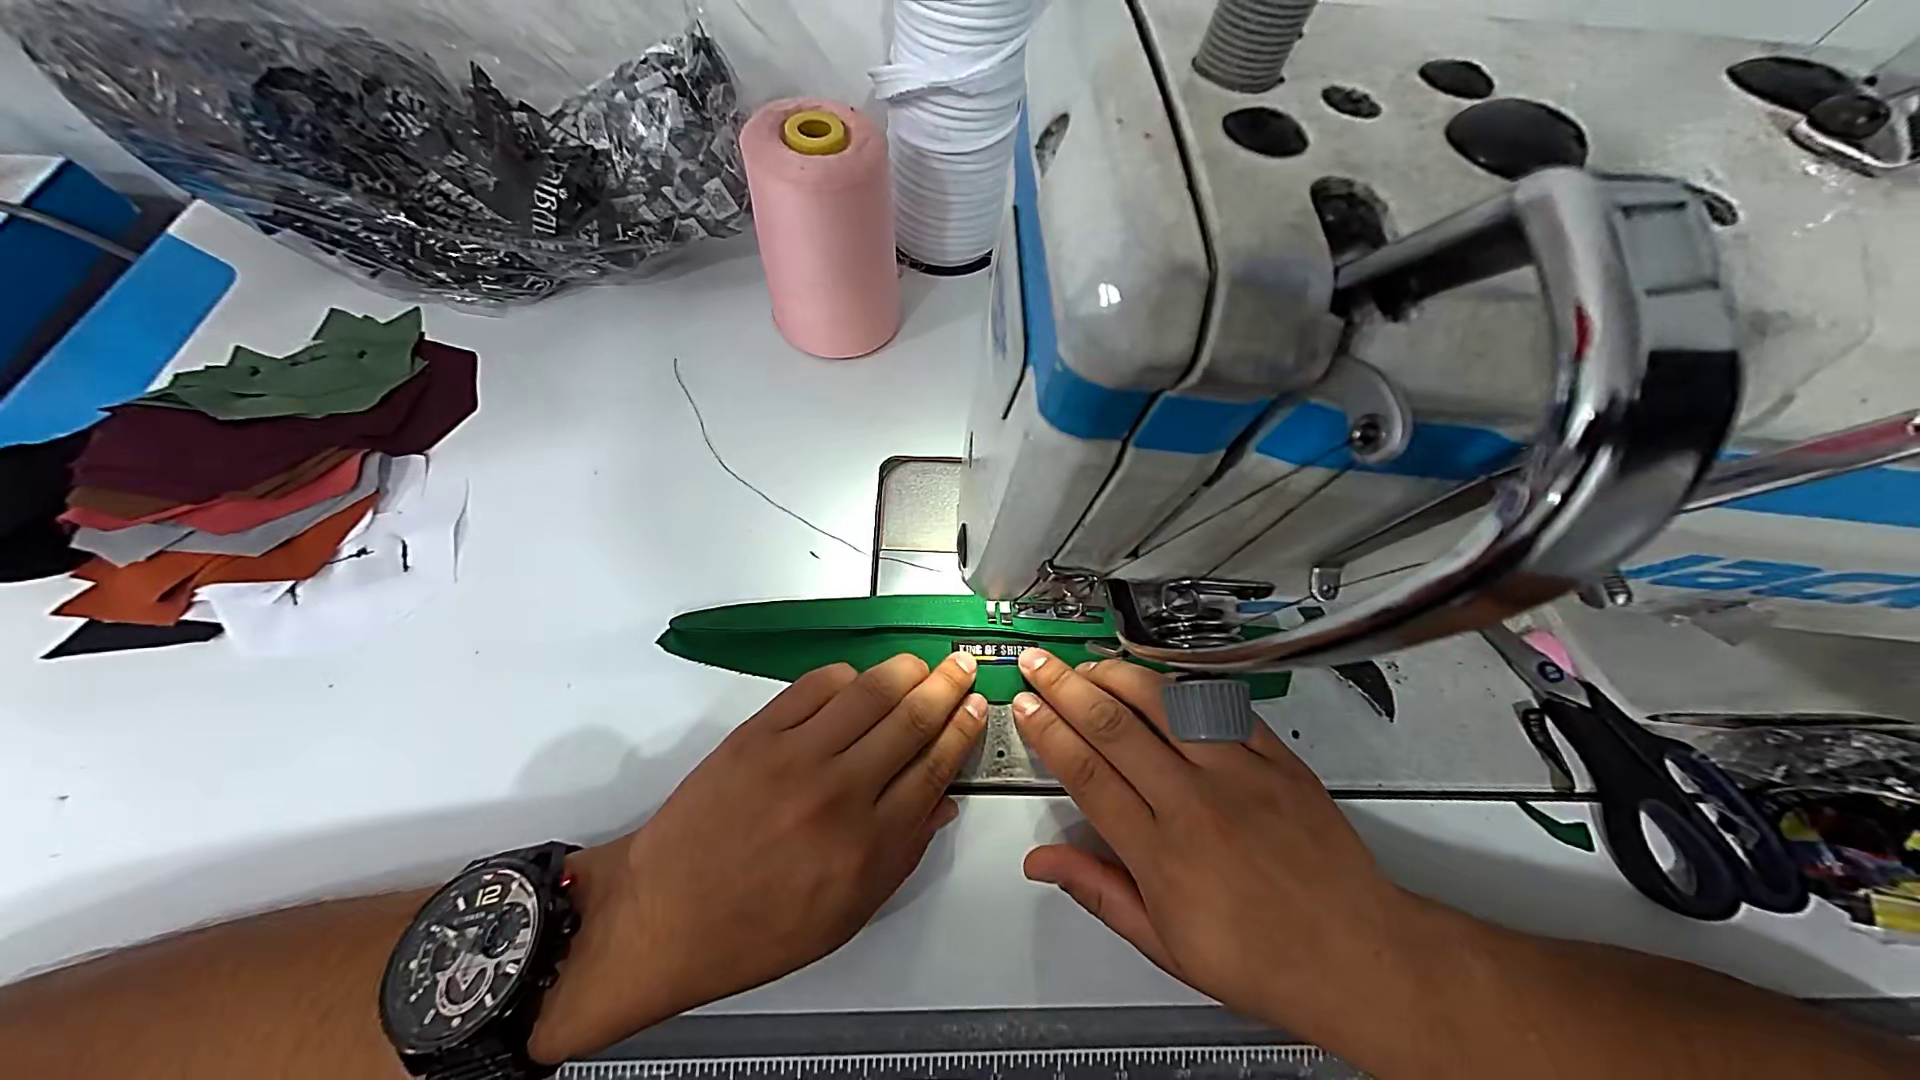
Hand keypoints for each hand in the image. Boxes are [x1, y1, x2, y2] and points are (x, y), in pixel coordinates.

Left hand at [529, 653, 986, 1061]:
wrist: (664, 915)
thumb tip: (943, 801)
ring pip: (869, 692)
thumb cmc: (758, 927)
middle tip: (963, 667)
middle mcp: (839, 793)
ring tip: (923, 663)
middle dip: (946, 686)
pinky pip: (813, 686)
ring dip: (905, 669)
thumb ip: (904, 853)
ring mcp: (795, 757)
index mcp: (867, 844)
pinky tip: (859, 678)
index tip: (976, 707)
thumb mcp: (848, 911)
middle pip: (911, 720)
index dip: (961, 730)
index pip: (933, 767)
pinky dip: (846, 674)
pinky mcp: (756, 734)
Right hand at [1011, 650, 1423, 1032]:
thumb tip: (1043, 864)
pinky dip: (1183, 684)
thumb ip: (1097, 890)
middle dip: (1065, 687)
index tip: (1027, 708)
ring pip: (1164, 704)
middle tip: (1039, 664)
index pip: (1086, 773)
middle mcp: (1195, 804)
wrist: (1360, 958)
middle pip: (1114, 727)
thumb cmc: (1265, 960)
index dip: (1048, 732)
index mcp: (1161, 854)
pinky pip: (1223, 707)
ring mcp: (1240, 775)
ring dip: (1117, 675)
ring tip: (1087, 662)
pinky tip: (1157, 675)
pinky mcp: (1277, 760)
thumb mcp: (1164, 944)